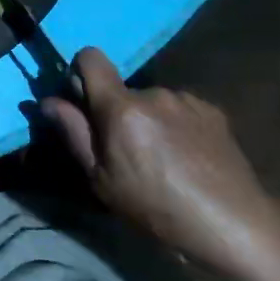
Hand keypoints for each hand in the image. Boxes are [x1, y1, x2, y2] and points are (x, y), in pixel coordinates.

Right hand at [41, 49, 279, 280]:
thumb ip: (73, 133)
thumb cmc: (155, 206)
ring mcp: (187, 99)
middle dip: (116, 112)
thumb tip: (47, 101)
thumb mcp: (101, 178)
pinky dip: (175, 125)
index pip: (91, 58)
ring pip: (152, 102)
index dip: (80, 72)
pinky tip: (187, 158)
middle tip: (125, 153)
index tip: (82, 102)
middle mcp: (154, 92)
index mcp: (120, 108)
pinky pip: (179, 110)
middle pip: (121, 90)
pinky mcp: (212, 110)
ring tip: (161, 159)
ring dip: (148, 120)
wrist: (232, 221)